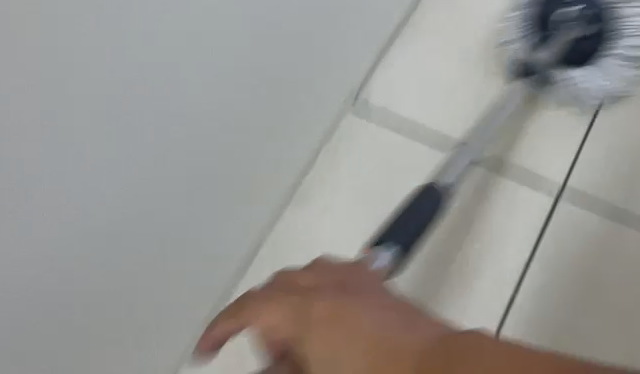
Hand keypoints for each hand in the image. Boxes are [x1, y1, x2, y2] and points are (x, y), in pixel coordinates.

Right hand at [195, 257, 451, 373]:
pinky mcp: (381, 283)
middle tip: (271, 362)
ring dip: (293, 303)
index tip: (204, 351)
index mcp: (311, 309)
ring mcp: (361, 278)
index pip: (252, 305)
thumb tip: (273, 365)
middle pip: (280, 285)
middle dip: (262, 319)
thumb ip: (282, 368)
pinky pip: (340, 275)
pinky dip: (323, 293)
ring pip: (310, 274)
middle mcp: (334, 283)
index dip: (221, 327)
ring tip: (300, 348)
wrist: (435, 367)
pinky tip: (329, 328)